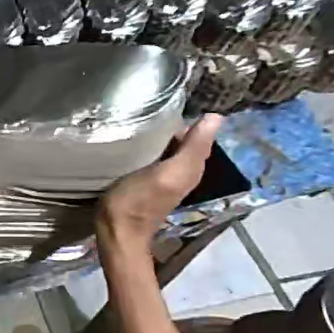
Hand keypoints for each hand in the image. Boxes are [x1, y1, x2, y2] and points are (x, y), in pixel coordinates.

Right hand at [97, 114, 221, 252]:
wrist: (116, 233)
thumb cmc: (139, 202)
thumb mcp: (168, 173)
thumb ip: (193, 147)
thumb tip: (217, 116)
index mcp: (191, 165)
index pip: (195, 130)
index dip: (185, 115)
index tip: (166, 99)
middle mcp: (182, 169)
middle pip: (180, 137)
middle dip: (169, 122)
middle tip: (148, 105)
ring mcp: (164, 175)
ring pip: (165, 145)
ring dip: (156, 133)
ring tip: (138, 117)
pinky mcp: (146, 178)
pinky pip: (152, 155)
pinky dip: (146, 145)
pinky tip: (133, 139)